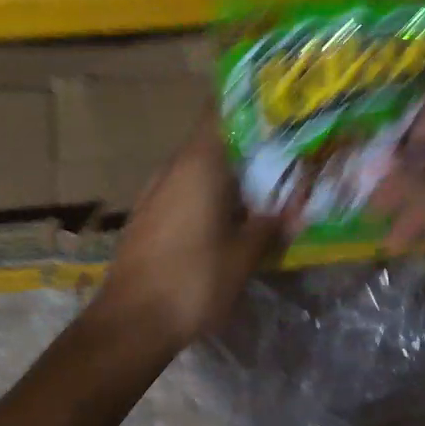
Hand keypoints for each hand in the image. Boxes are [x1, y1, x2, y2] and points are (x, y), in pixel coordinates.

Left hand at [89, 120, 289, 350]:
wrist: (131, 321)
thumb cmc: (193, 281)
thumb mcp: (244, 255)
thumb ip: (270, 224)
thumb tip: (292, 207)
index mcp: (198, 163)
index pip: (220, 110)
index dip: (250, 104)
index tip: (279, 107)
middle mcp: (172, 167)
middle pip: (212, 141)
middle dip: (248, 147)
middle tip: (286, 155)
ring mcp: (153, 191)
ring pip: (197, 169)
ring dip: (228, 176)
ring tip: (264, 189)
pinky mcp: (146, 215)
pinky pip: (183, 192)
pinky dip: (207, 196)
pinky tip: (229, 218)